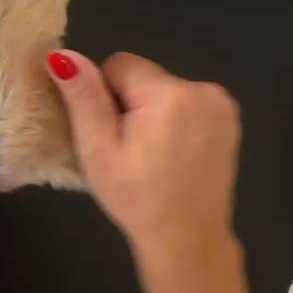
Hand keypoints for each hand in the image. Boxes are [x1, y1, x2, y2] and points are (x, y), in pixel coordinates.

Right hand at [47, 50, 240, 258]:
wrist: (187, 238)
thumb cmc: (135, 197)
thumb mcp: (98, 149)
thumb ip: (83, 97)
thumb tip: (62, 54)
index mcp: (169, 94)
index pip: (119, 64)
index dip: (104, 97)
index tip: (110, 134)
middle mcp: (203, 89)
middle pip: (144, 78)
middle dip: (129, 105)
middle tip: (127, 150)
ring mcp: (222, 105)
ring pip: (165, 91)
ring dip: (152, 113)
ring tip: (150, 155)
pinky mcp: (230, 120)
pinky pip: (187, 104)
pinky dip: (174, 121)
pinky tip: (172, 155)